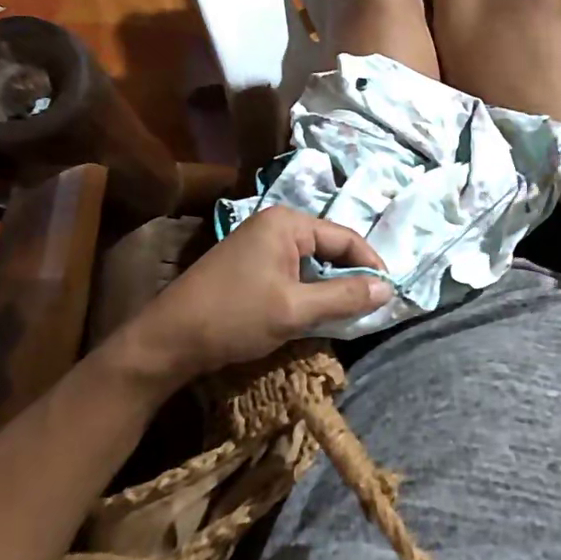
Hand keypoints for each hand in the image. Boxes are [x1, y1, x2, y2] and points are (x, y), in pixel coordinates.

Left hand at [109, 207, 391, 395]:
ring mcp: (257, 243)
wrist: (171, 336)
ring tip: (345, 315)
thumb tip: (388, 288)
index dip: (370, 265)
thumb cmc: (235, 316)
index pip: (345, 237)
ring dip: (327, 287)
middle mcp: (272, 224)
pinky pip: (290, 271)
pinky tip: (312, 313)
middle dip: (349, 277)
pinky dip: (305, 291)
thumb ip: (344, 297)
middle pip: (327, 247)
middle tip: (369, 309)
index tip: (389, 296)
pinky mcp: (247, 264)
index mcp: (286, 223)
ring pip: (309, 262)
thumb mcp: (295, 310)